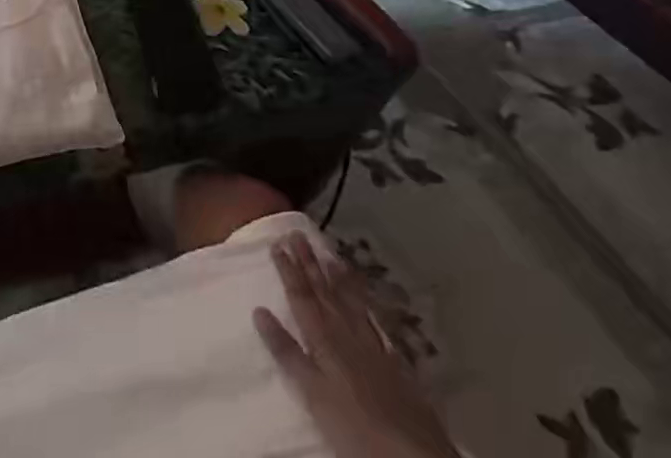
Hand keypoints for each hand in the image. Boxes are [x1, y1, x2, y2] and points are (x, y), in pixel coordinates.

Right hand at [254, 234, 455, 457]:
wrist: (411, 452)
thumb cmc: (352, 424)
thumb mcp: (311, 391)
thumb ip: (287, 352)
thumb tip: (259, 310)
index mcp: (324, 339)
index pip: (302, 297)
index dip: (288, 270)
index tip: (277, 243)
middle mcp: (347, 333)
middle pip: (325, 292)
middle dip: (309, 263)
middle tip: (297, 234)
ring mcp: (373, 344)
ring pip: (351, 300)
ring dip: (337, 276)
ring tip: (328, 254)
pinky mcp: (393, 360)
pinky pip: (374, 318)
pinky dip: (365, 302)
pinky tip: (366, 296)